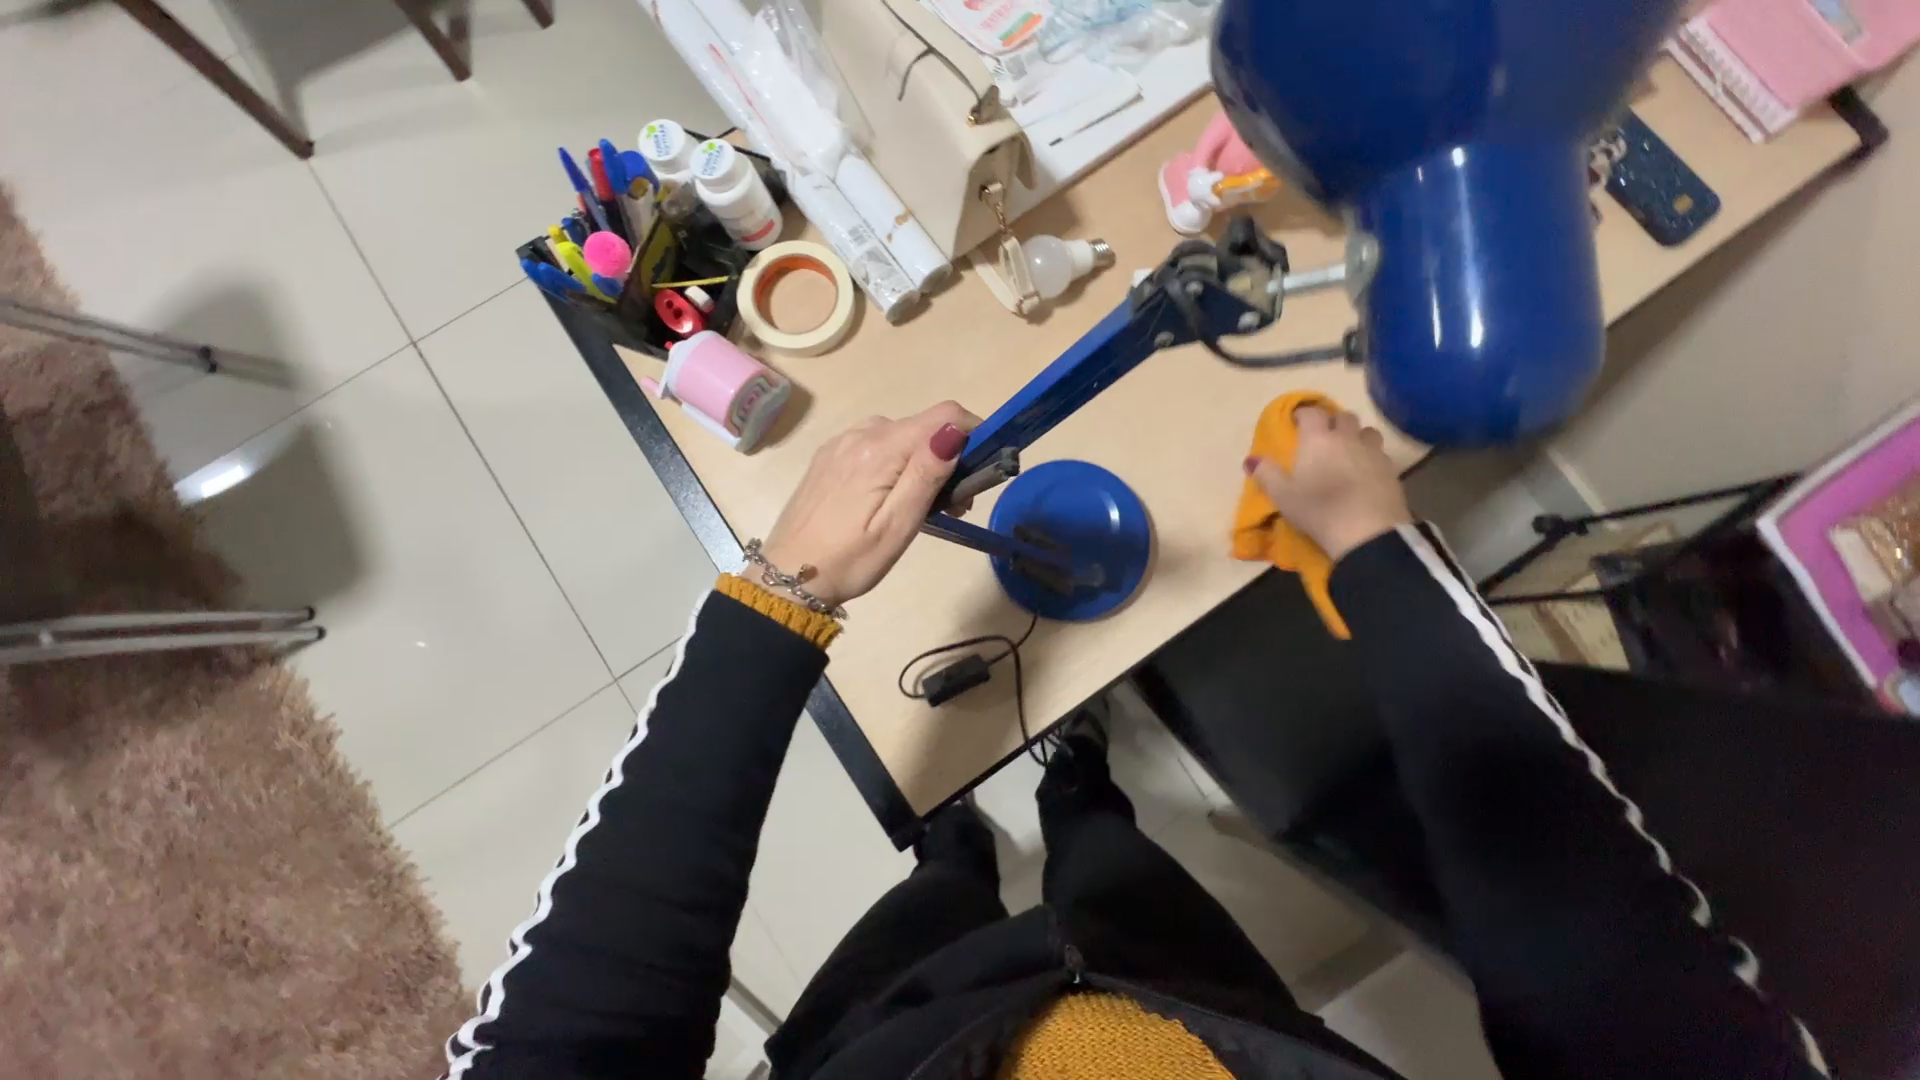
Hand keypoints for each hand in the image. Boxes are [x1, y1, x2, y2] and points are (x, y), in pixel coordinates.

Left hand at [759, 402, 979, 607]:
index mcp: (881, 448)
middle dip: (950, 456)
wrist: (786, 577)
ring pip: (901, 435)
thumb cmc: (849, 560)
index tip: (983, 468)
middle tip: (954, 506)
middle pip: (923, 426)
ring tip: (924, 508)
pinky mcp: (830, 456)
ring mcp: (842, 443)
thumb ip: (925, 475)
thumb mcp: (897, 527)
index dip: (973, 432)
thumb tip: (954, 432)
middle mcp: (861, 433)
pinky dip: (897, 463)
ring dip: (923, 461)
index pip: (944, 415)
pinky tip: (890, 498)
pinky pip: (876, 445)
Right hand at [1245, 405, 1411, 562]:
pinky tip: (1365, 471)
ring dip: (1356, 435)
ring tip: (1348, 450)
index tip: (1296, 422)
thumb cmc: (1318, 510)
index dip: (1303, 414)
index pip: (1311, 413)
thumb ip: (1266, 474)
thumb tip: (1251, 459)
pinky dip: (1371, 455)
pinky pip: (1380, 452)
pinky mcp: (1391, 469)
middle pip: (1344, 416)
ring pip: (1367, 431)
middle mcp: (1347, 438)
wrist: (1368, 531)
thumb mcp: (1283, 496)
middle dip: (1332, 420)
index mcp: (1317, 440)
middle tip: (1323, 435)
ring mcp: (1373, 452)